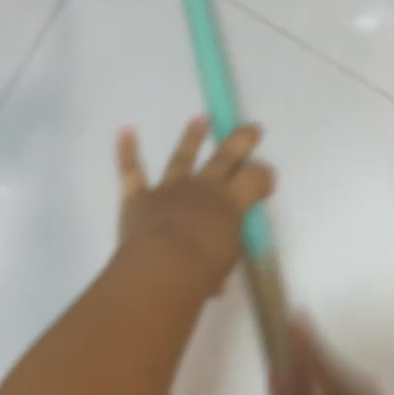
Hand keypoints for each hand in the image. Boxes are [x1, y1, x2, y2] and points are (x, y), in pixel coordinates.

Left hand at [116, 117, 274, 297]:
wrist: (161, 271)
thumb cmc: (200, 274)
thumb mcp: (226, 263)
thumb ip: (223, 253)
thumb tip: (216, 268)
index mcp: (230, 204)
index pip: (254, 179)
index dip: (263, 177)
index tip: (267, 181)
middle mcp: (202, 189)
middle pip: (225, 157)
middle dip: (240, 141)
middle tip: (252, 129)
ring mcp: (169, 190)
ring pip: (182, 157)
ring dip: (192, 137)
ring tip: (199, 119)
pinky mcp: (138, 198)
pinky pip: (131, 171)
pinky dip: (127, 151)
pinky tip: (126, 132)